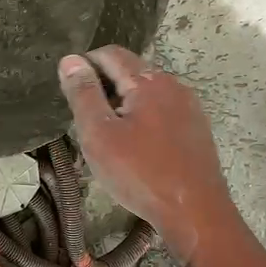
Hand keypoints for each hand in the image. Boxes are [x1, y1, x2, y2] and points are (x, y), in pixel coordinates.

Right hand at [58, 46, 242, 258]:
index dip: (85, 64)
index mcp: (148, 81)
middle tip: (83, 119)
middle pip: (130, 72)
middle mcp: (173, 85)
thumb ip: (83, 93)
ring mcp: (189, 108)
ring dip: (122, 105)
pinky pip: (161, 112)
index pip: (111, 54)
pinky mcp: (196, 130)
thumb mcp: (99, 133)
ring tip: (106, 136)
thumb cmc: (140, 172)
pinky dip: (141, 119)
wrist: (195, 212)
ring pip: (146, 94)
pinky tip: (134, 148)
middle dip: (103, 87)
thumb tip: (70, 60)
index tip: (69, 89)